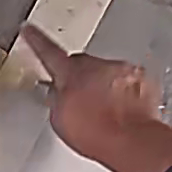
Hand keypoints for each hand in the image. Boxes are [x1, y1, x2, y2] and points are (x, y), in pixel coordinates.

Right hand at [20, 23, 171, 171]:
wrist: (131, 141)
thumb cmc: (95, 133)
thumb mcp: (59, 119)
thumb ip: (55, 98)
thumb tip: (56, 92)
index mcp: (72, 74)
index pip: (48, 52)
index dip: (36, 41)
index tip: (29, 30)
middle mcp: (98, 66)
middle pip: (81, 63)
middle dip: (77, 78)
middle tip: (76, 99)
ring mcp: (122, 70)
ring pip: (105, 72)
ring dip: (101, 87)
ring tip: (100, 113)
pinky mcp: (142, 79)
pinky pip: (126, 80)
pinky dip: (121, 92)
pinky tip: (118, 111)